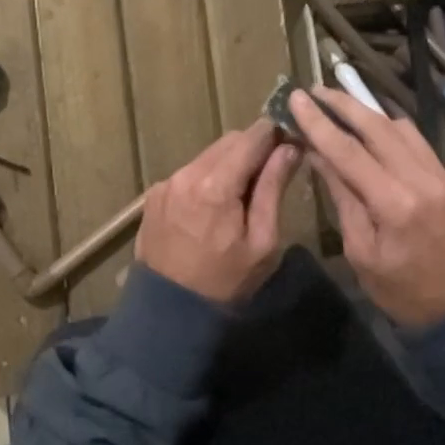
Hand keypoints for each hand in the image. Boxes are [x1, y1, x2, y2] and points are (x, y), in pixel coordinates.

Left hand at [136, 119, 300, 303]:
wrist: (170, 311)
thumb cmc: (226, 281)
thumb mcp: (262, 242)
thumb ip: (273, 189)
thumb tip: (289, 149)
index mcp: (215, 185)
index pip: (250, 138)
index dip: (273, 133)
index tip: (291, 136)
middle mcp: (186, 174)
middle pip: (227, 142)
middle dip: (252, 149)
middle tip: (271, 170)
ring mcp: (166, 184)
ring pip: (207, 156)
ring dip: (228, 164)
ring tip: (242, 194)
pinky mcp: (154, 196)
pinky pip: (188, 174)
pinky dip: (206, 179)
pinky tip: (213, 207)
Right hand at [290, 87, 444, 327]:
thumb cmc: (400, 289)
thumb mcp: (360, 250)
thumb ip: (342, 196)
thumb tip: (318, 153)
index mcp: (395, 204)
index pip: (349, 151)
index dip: (319, 123)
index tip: (297, 99)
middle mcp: (420, 179)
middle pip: (376, 127)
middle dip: (342, 104)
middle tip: (314, 90)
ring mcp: (439, 174)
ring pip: (398, 127)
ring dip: (366, 111)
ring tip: (336, 102)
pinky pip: (415, 139)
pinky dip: (388, 126)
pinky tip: (369, 124)